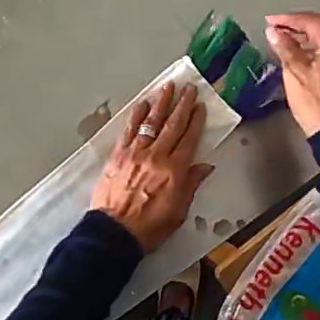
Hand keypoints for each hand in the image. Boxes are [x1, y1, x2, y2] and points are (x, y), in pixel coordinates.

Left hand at [90, 81, 215, 252]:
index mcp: (174, 171)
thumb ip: (191, 184)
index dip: (196, 121)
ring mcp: (135, 153)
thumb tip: (203, 167)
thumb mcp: (179, 211)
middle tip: (188, 89)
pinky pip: (129, 130)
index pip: (189, 139)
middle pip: (172, 125)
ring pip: (150, 122)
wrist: (116, 231)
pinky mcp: (118, 155)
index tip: (200, 107)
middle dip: (182, 105)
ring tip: (167, 88)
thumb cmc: (149, 226)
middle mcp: (156, 157)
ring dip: (160, 103)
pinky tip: (141, 104)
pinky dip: (136, 116)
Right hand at [264, 11, 319, 136]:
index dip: (288, 19)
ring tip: (282, 36)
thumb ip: (285, 47)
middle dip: (297, 24)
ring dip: (305, 34)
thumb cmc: (315, 100)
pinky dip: (314, 44)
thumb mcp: (295, 72)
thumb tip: (273, 31)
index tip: (269, 21)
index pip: (312, 21)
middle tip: (274, 26)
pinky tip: (298, 48)